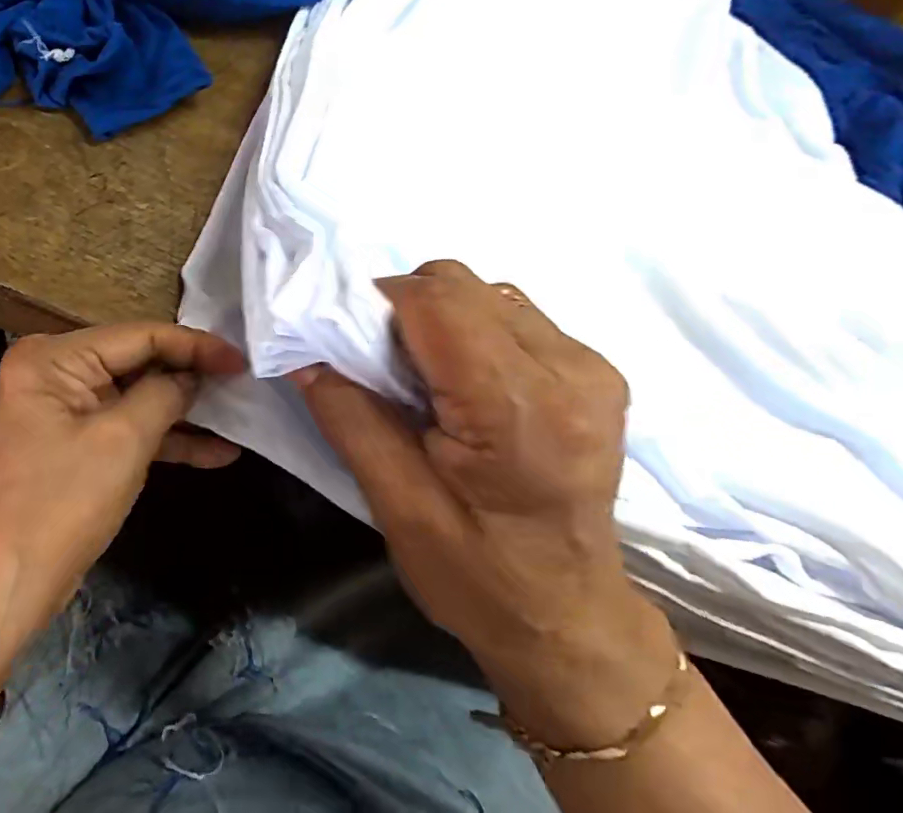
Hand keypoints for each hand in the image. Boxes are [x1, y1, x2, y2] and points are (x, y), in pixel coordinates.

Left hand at [0, 323, 244, 719]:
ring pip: (138, 398)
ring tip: (237, 414)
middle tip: (242, 381)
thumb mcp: (122, 441)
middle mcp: (55, 374)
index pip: (139, 336)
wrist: (1, 588)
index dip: (194, 346)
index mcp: (54, 358)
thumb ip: (165, 394)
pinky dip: (167, 440)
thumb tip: (194, 376)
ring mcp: (65, 412)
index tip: (240, 360)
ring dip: (186, 412)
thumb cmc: (59, 505)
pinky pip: (128, 430)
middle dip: (191, 376)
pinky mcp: (75, 446)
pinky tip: (216, 452)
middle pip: (139, 363)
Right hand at [294, 260, 677, 746]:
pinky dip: (474, 332)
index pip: (438, 301)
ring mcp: (591, 366)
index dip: (380, 306)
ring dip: (441, 320)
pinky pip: (514, 315)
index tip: (350, 345)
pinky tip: (468, 384)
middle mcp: (569, 370)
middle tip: (386, 371)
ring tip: (429, 382)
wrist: (568, 616)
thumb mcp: (398, 507)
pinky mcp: (597, 370)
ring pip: (487, 293)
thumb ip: (351, 418)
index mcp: (519, 409)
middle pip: (463, 286)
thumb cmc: (479, 578)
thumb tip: (305, 355)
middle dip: (408, 311)